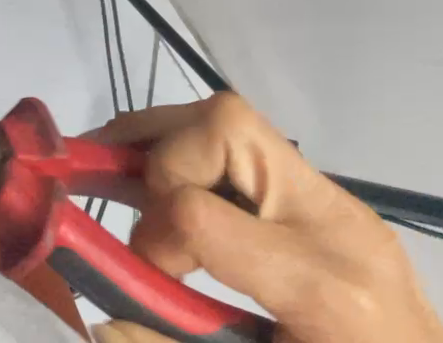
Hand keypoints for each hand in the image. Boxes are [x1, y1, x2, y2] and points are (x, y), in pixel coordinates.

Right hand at [88, 94, 442, 342]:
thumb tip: (101, 324)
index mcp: (326, 291)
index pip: (196, 212)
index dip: (148, 237)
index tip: (144, 276)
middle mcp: (338, 226)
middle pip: (224, 127)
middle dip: (162, 162)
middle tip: (145, 216)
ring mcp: (341, 206)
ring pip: (232, 120)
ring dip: (169, 145)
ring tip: (127, 178)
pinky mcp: (332, 204)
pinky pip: (248, 147)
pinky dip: (195, 155)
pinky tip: (169, 188)